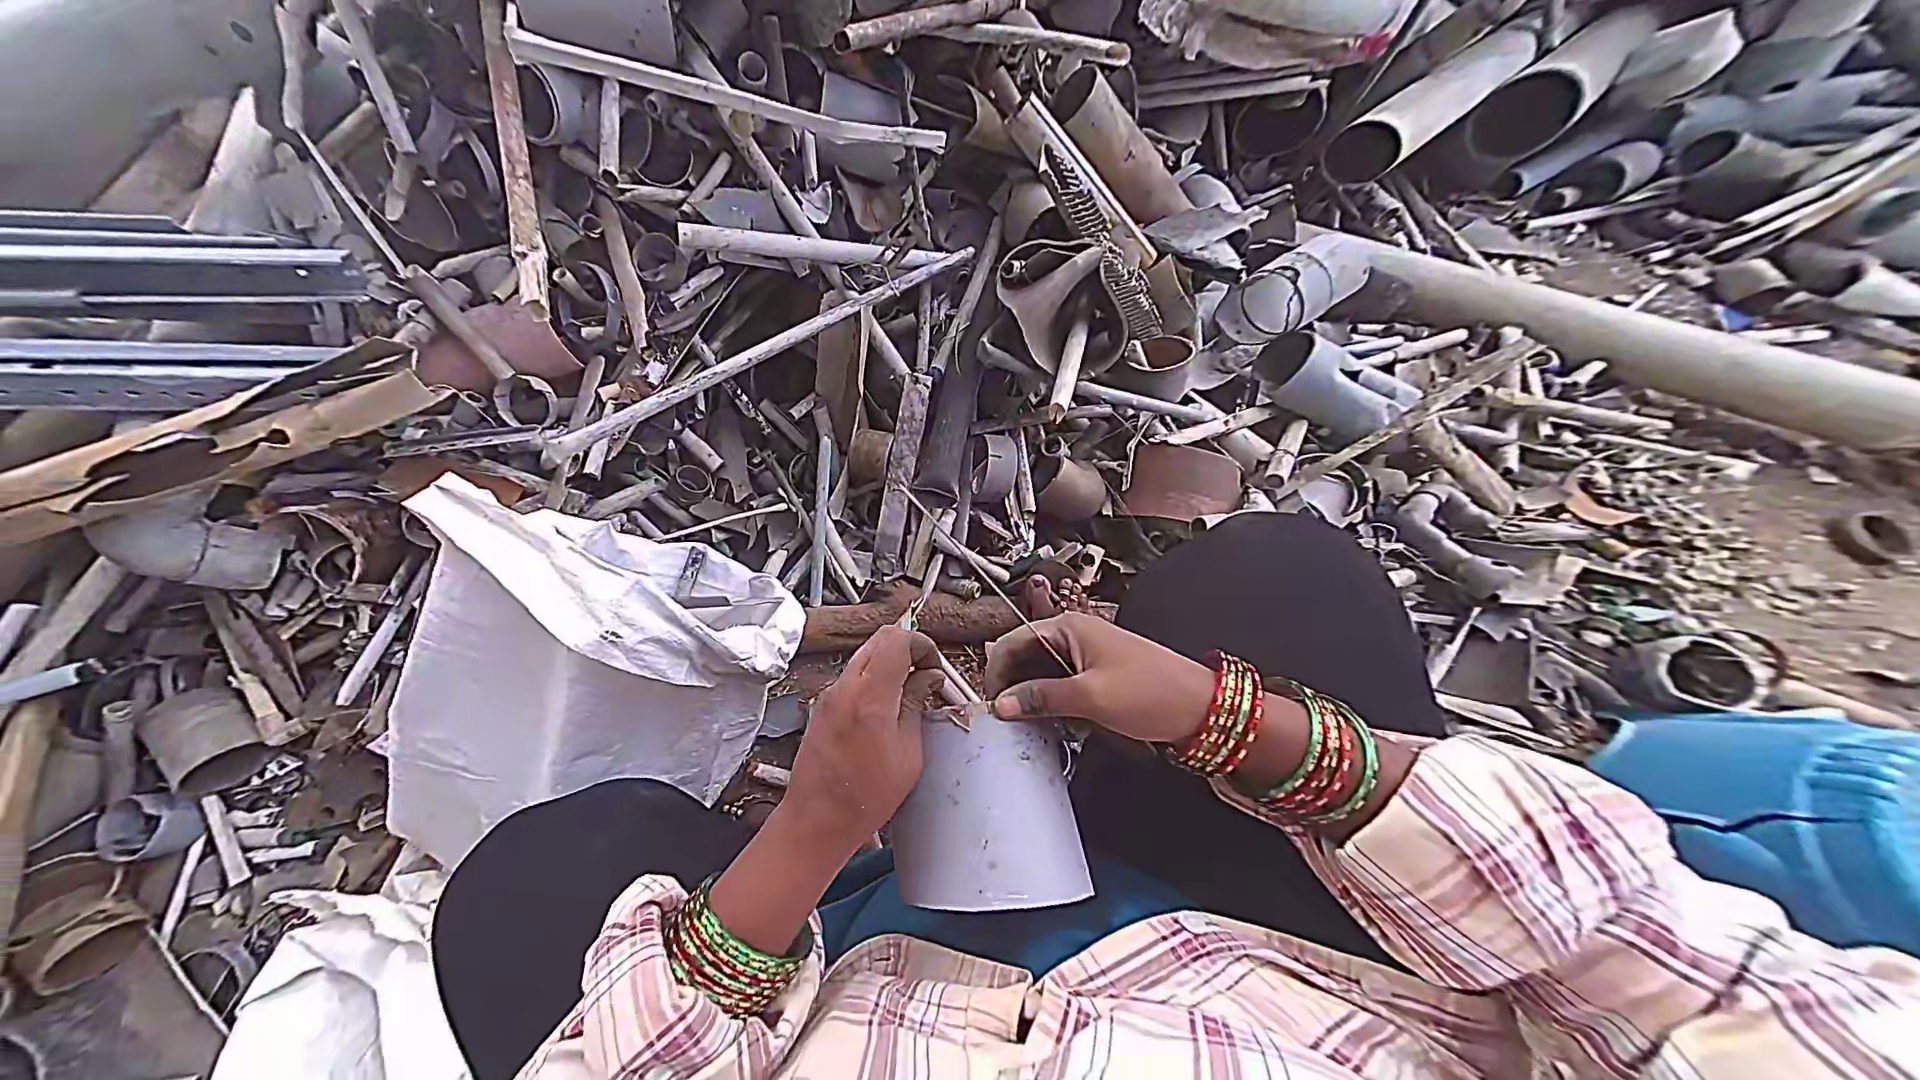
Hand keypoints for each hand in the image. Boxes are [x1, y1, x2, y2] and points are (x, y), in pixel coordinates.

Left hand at [784, 626, 943, 848]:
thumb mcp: (908, 753)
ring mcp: (830, 694)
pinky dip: (874, 676)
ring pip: (865, 653)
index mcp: (871, 697)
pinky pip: (853, 674)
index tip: (934, 665)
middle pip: (880, 639)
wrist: (817, 820)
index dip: (922, 645)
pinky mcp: (823, 705)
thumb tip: (928, 678)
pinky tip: (887, 704)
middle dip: (907, 647)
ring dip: (890, 661)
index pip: (897, 640)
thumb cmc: (864, 797)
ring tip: (909, 690)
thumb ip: (916, 705)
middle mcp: (846, 688)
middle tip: (925, 672)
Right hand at [983, 612, 1215, 743]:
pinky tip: (1062, 722)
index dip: (997, 671)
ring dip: (1036, 697)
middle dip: (1016, 686)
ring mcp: (1086, 653)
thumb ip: (1041, 698)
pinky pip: (1062, 684)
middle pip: (1025, 656)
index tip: (991, 702)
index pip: (1013, 641)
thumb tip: (1002, 703)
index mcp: (1069, 627)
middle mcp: (1074, 634)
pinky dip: (1055, 703)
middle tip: (1011, 718)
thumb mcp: (1089, 697)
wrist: (1200, 707)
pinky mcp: (1096, 673)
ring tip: (1038, 723)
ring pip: (1042, 673)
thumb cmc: (1151, 692)